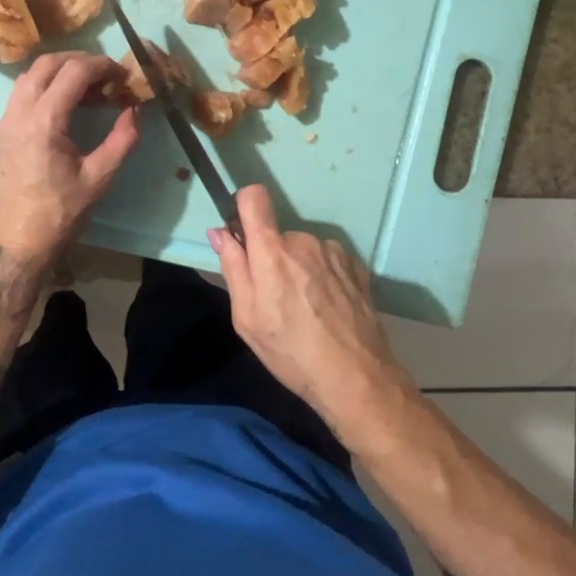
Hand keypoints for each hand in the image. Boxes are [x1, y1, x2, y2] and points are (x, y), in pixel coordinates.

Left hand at [0, 52, 139, 257]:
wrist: (20, 240)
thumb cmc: (61, 212)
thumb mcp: (100, 177)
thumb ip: (122, 139)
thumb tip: (135, 109)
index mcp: (44, 122)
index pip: (73, 72)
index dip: (101, 65)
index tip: (122, 74)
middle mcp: (20, 112)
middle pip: (47, 63)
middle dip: (79, 60)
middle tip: (107, 74)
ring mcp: (7, 119)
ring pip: (31, 73)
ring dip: (60, 70)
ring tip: (89, 87)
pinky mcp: (3, 129)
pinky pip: (23, 90)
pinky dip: (46, 84)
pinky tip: (68, 103)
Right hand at [211, 185, 404, 426]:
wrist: (355, 377)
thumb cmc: (290, 352)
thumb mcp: (246, 318)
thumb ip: (233, 268)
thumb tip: (219, 233)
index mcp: (271, 251)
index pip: (253, 198)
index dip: (244, 207)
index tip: (243, 233)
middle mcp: (303, 241)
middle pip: (278, 235)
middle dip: (272, 257)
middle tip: (276, 299)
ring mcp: (333, 252)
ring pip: (304, 250)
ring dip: (300, 268)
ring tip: (307, 309)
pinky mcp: (356, 266)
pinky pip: (328, 260)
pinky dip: (323, 276)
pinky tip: (327, 308)